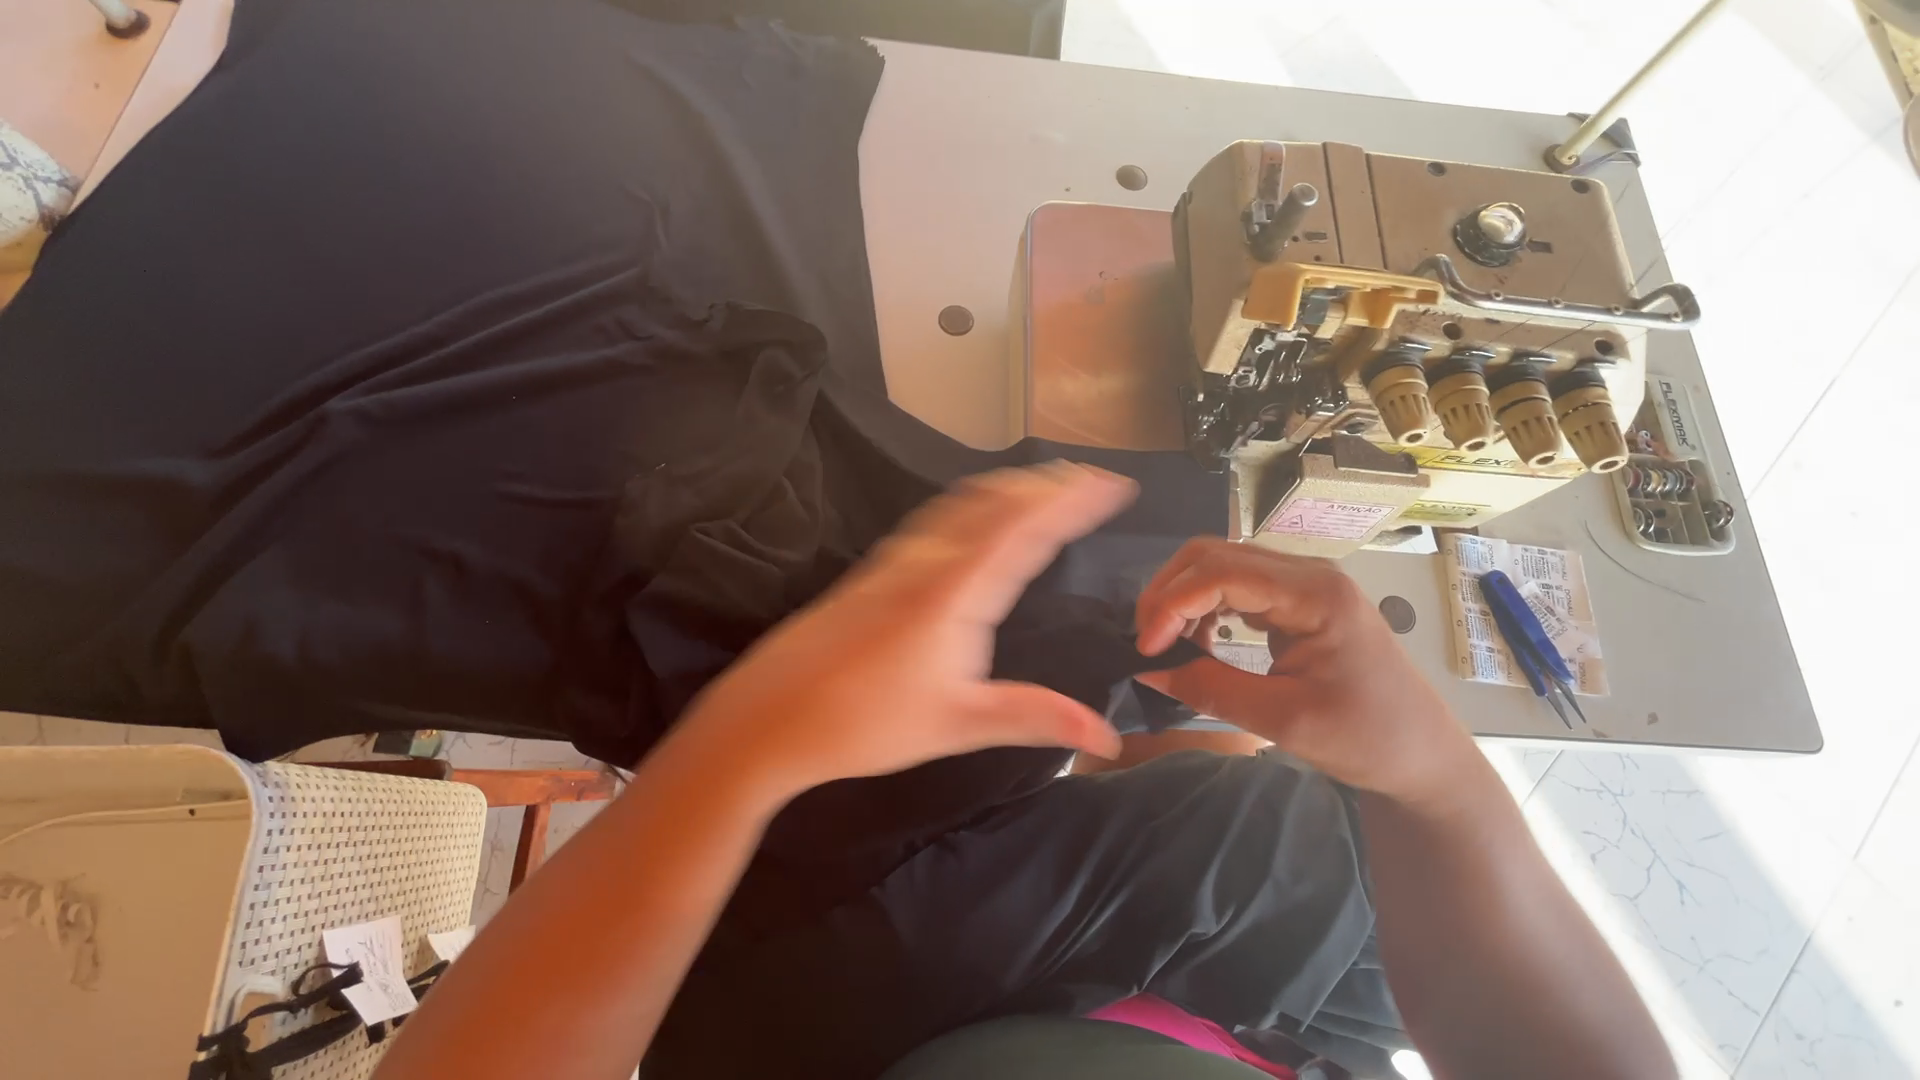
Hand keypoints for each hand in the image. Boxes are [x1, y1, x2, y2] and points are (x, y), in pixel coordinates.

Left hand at [672, 462, 1133, 802]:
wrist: (766, 718)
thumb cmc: (861, 723)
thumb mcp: (957, 723)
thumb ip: (1034, 718)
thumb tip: (1105, 736)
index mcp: (954, 592)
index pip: (1025, 526)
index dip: (1072, 499)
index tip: (1110, 484)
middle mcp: (925, 562)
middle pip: (993, 501)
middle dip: (1045, 483)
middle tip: (1085, 480)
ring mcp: (893, 563)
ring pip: (959, 505)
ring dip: (1006, 489)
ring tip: (1040, 488)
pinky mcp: (871, 574)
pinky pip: (933, 521)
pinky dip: (970, 507)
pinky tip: (969, 523)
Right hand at [1133, 537, 1477, 807]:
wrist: (1423, 756)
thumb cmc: (1366, 738)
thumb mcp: (1283, 720)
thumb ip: (1210, 689)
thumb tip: (1147, 669)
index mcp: (1314, 593)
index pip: (1220, 572)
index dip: (1172, 603)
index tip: (1147, 650)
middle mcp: (1307, 573)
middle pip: (1214, 554)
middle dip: (1169, 592)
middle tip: (1147, 642)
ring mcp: (1304, 584)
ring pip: (1220, 565)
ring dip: (1183, 598)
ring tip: (1168, 644)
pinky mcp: (1298, 601)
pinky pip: (1236, 586)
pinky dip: (1204, 607)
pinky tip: (1199, 641)